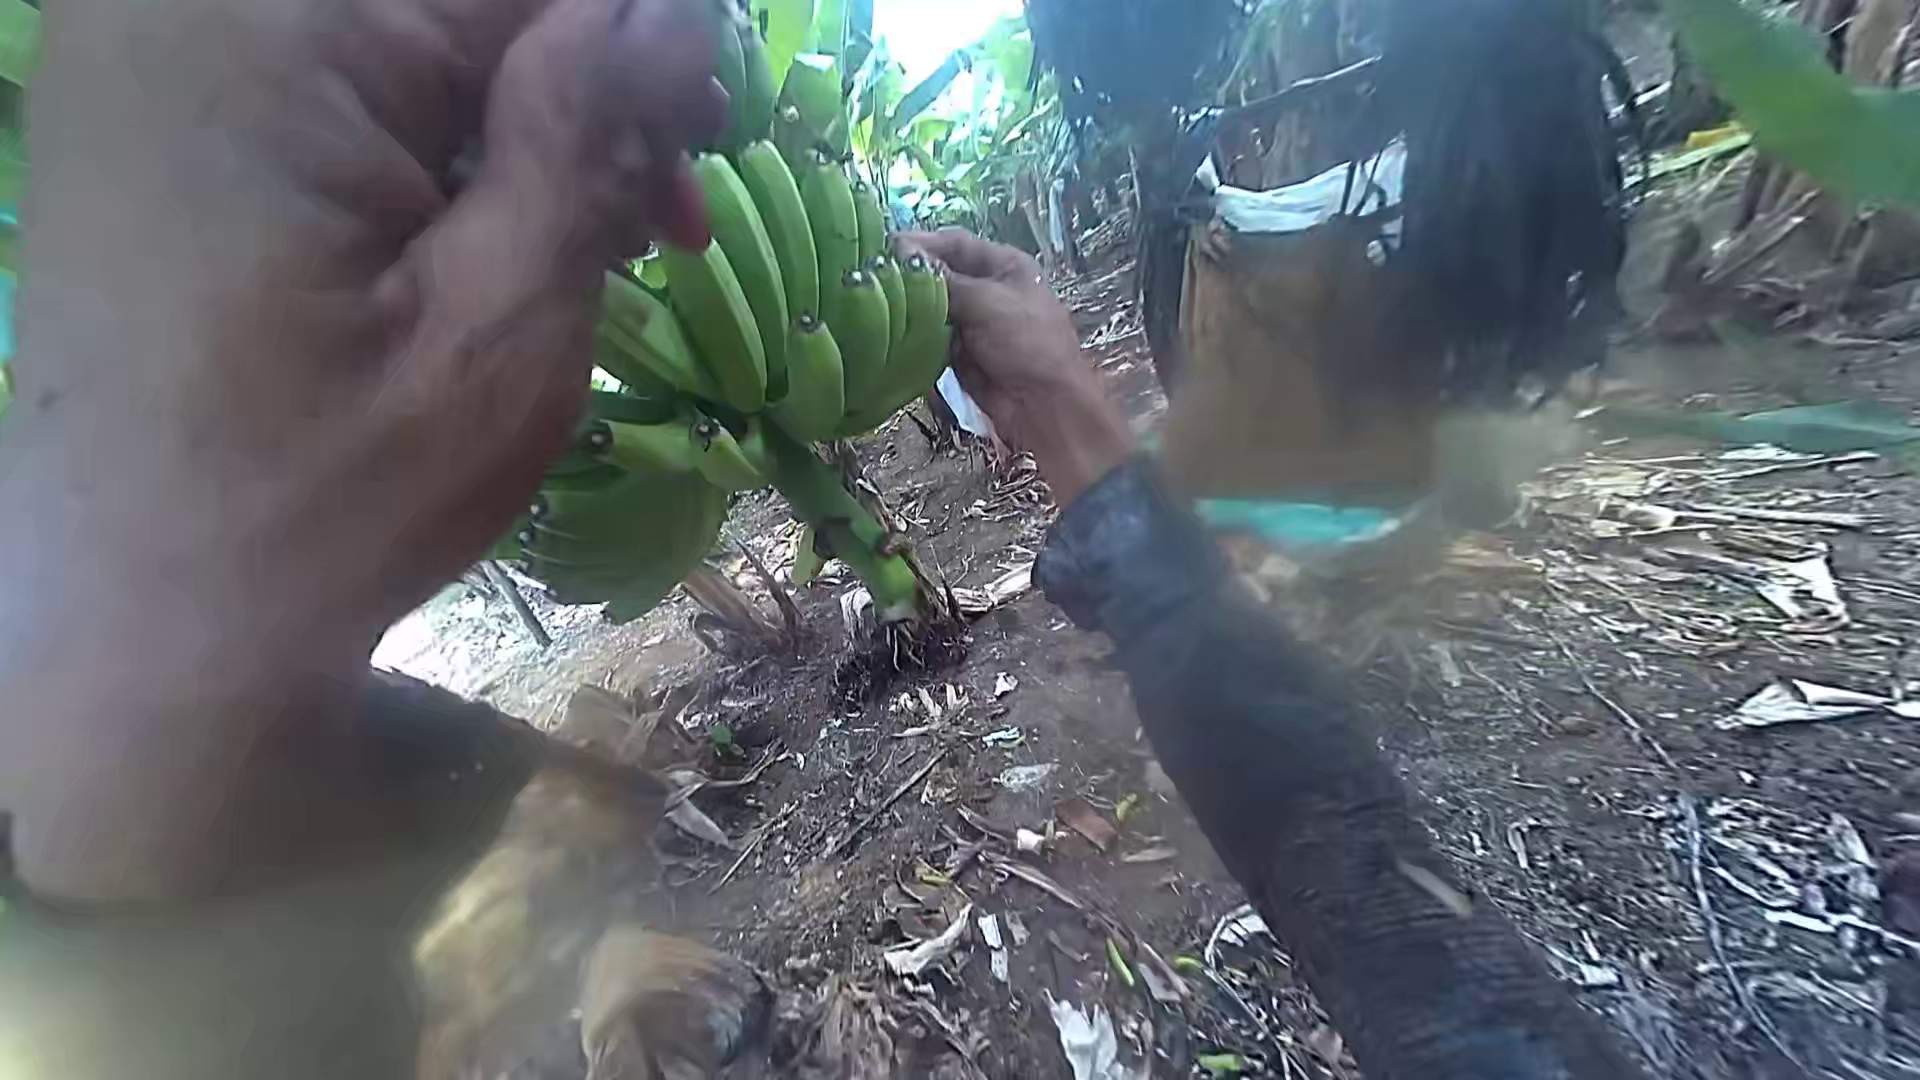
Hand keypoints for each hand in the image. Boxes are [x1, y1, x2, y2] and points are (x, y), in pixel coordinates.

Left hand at [0, 0, 719, 899]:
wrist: (188, 603)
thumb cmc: (367, 479)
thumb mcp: (509, 315)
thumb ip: (578, 146)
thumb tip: (670, 19)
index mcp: (269, 39)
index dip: (639, 40)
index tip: (717, 129)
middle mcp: (200, 18)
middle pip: (476, 15)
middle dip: (604, 97)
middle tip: (678, 216)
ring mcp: (191, 80)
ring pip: (442, 65)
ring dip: (560, 144)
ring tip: (627, 243)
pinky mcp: (212, 147)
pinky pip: (392, 118)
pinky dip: (493, 172)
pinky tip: (545, 245)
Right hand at [904, 229, 1132, 503]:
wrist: (1045, 406)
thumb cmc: (1027, 343)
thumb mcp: (986, 301)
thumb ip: (943, 281)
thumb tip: (903, 259)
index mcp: (1003, 267)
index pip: (955, 244)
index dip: (922, 245)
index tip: (886, 249)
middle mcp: (987, 293)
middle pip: (940, 279)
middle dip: (912, 282)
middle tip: (874, 283)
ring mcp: (974, 327)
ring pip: (932, 313)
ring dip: (911, 315)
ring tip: (879, 312)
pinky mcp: (962, 359)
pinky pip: (932, 344)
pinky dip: (917, 343)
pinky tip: (895, 340)